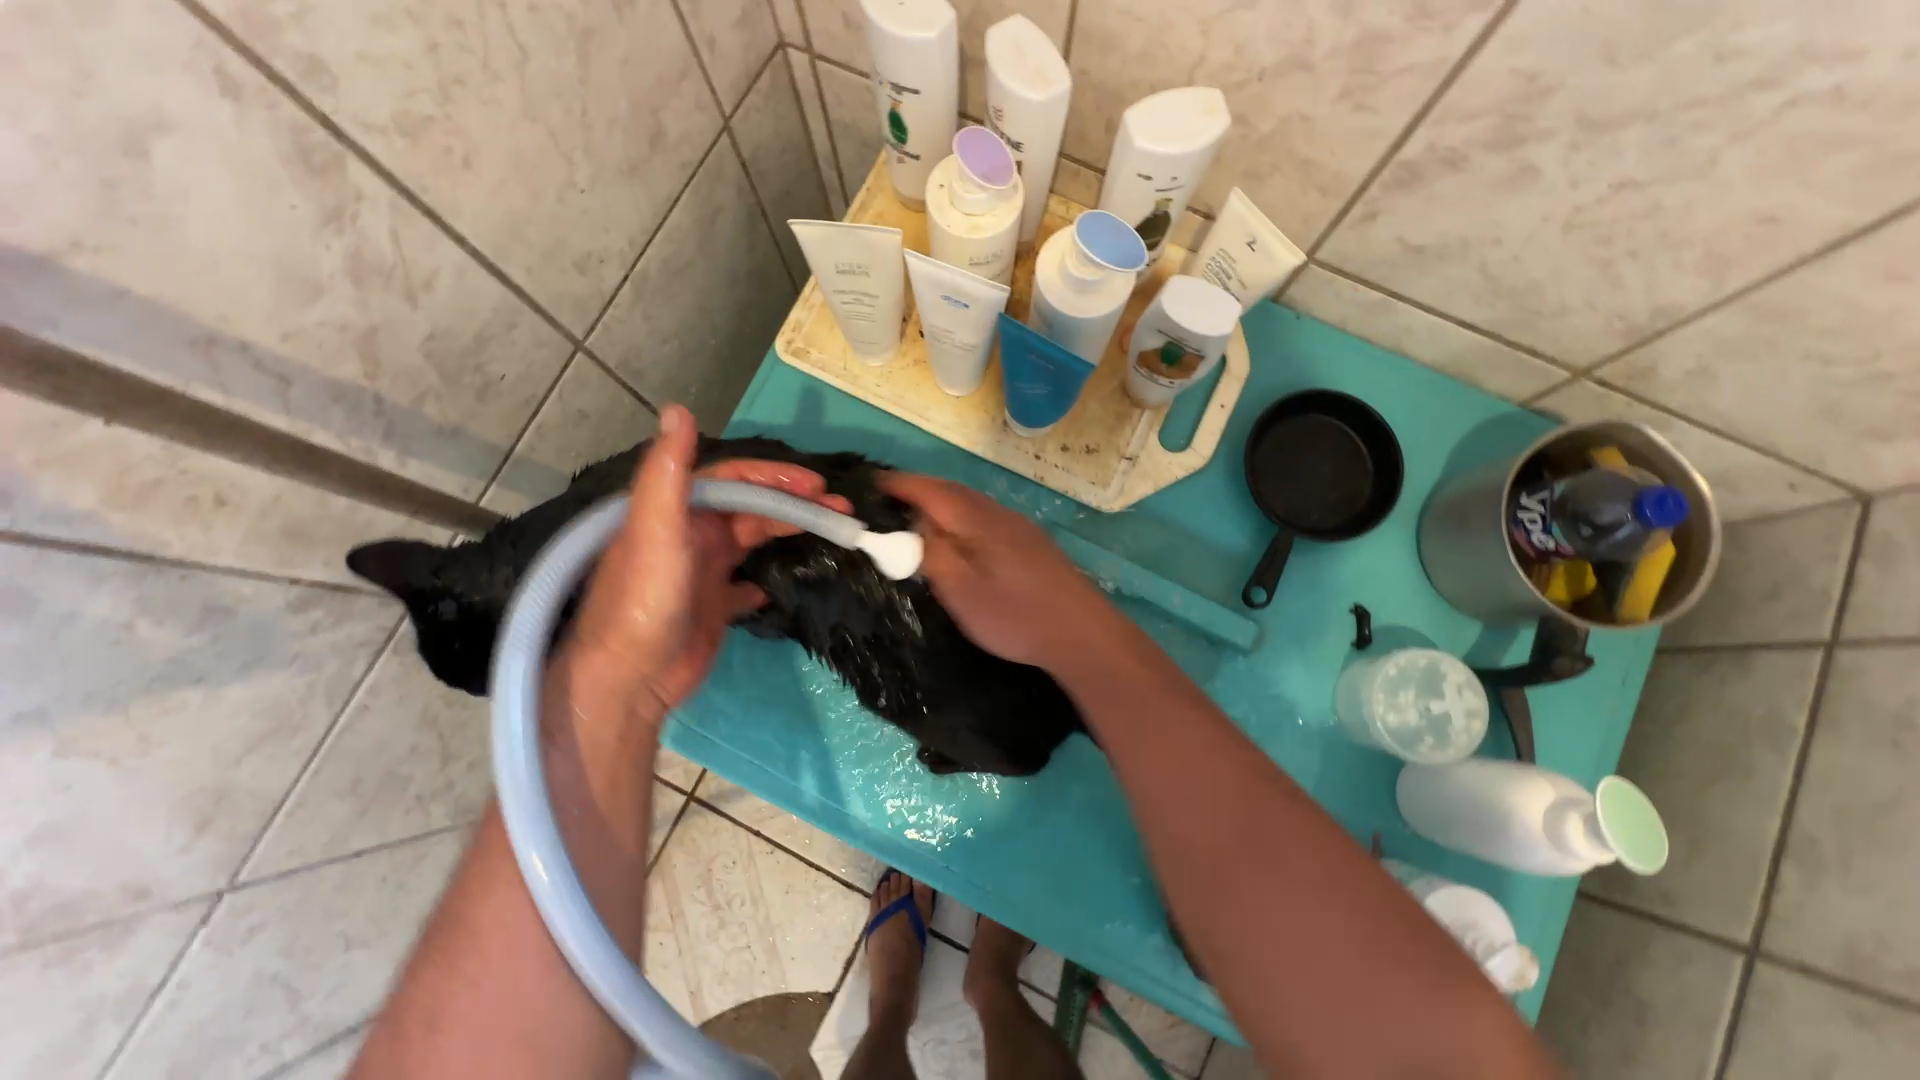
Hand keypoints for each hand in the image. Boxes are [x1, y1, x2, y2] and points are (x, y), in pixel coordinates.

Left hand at [566, 405, 852, 718]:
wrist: (628, 679)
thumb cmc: (644, 602)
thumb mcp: (655, 530)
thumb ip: (668, 472)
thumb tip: (678, 409)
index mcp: (678, 511)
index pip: (736, 480)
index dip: (777, 479)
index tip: (818, 487)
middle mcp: (691, 535)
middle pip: (752, 508)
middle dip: (795, 504)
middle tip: (842, 510)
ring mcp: (702, 572)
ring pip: (753, 540)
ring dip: (790, 533)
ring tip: (834, 534)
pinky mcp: (712, 607)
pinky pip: (746, 584)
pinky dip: (767, 578)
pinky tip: (784, 583)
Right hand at [880, 472, 1118, 671]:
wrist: (1081, 633)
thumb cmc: (1013, 614)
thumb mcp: (958, 587)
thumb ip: (930, 550)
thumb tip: (910, 523)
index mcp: (974, 518)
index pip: (927, 488)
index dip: (896, 485)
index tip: (868, 485)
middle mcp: (997, 512)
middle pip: (950, 491)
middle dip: (916, 491)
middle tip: (887, 502)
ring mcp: (1019, 527)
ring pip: (970, 505)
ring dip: (940, 505)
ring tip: (916, 521)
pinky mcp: (1032, 544)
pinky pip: (985, 519)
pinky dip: (961, 520)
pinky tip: (960, 542)